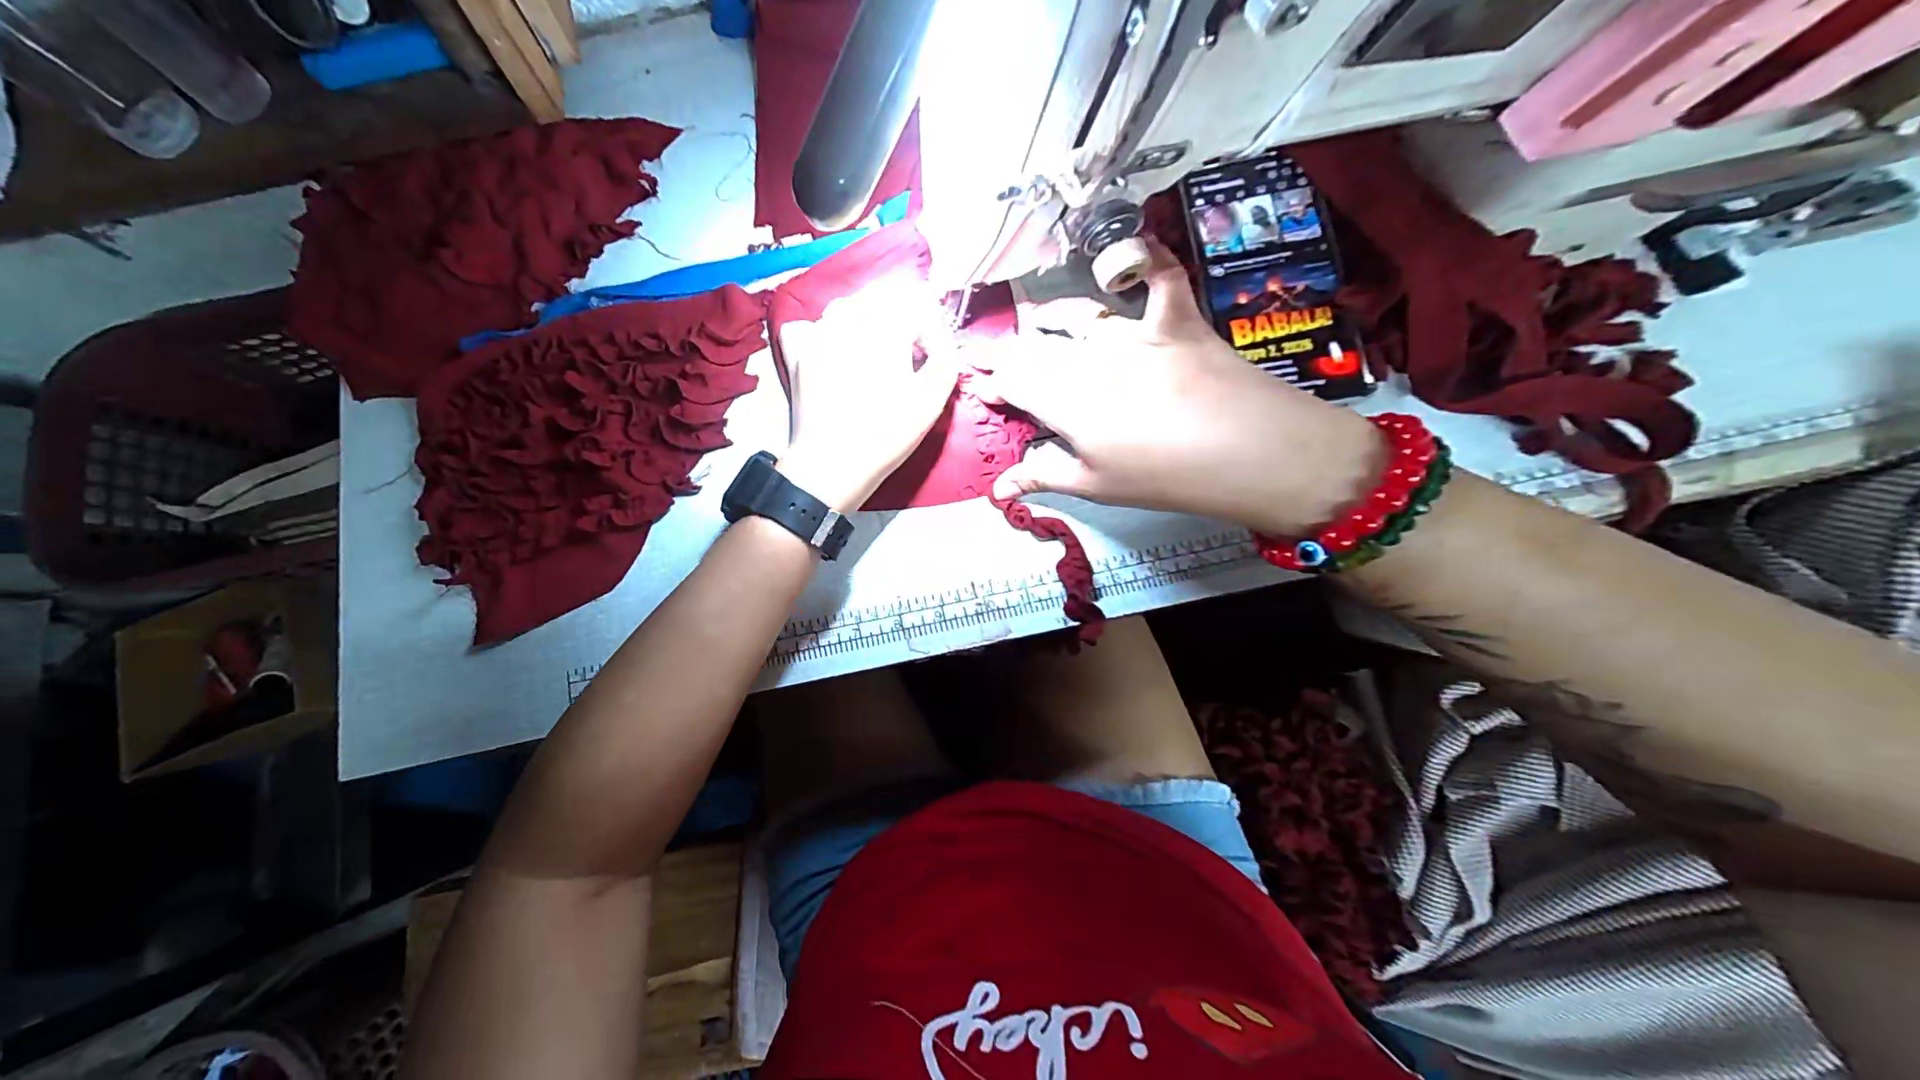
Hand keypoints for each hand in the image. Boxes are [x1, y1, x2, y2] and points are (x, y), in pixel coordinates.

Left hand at [774, 272, 960, 511]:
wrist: (832, 463)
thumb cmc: (887, 433)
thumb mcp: (932, 399)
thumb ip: (946, 361)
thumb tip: (942, 346)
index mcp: (886, 324)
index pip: (918, 306)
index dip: (934, 329)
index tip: (936, 355)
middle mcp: (848, 318)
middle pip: (883, 301)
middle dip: (902, 321)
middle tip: (911, 357)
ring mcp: (818, 333)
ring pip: (848, 308)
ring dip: (868, 324)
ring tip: (878, 357)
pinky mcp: (798, 353)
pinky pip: (812, 326)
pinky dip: (826, 333)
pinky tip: (836, 351)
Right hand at [971, 240, 1382, 535]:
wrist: (1250, 450)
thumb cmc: (1164, 476)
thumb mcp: (1096, 484)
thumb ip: (1043, 474)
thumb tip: (999, 487)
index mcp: (1063, 398)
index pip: (1012, 378)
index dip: (994, 381)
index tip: (985, 390)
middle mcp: (1088, 355)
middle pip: (1038, 345)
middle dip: (1014, 354)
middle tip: (1009, 366)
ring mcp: (1133, 331)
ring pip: (1079, 313)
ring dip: (1053, 316)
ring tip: (1040, 319)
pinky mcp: (1174, 317)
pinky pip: (1156, 273)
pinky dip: (1143, 257)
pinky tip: (1131, 252)